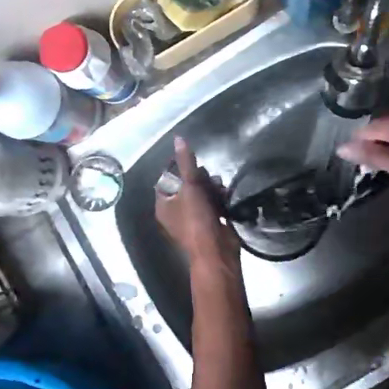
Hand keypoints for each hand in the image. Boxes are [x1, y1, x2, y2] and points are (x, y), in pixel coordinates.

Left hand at [155, 138, 239, 267]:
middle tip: (208, 175)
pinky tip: (225, 195)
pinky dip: (216, 198)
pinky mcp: (207, 223)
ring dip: (210, 187)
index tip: (192, 159)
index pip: (166, 179)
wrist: (216, 250)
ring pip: (199, 195)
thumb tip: (178, 138)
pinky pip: (209, 205)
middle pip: (184, 186)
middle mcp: (174, 212)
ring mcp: (191, 219)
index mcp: (163, 205)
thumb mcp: (190, 187)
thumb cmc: (197, 218)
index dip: (177, 167)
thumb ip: (186, 162)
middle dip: (198, 177)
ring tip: (219, 185)